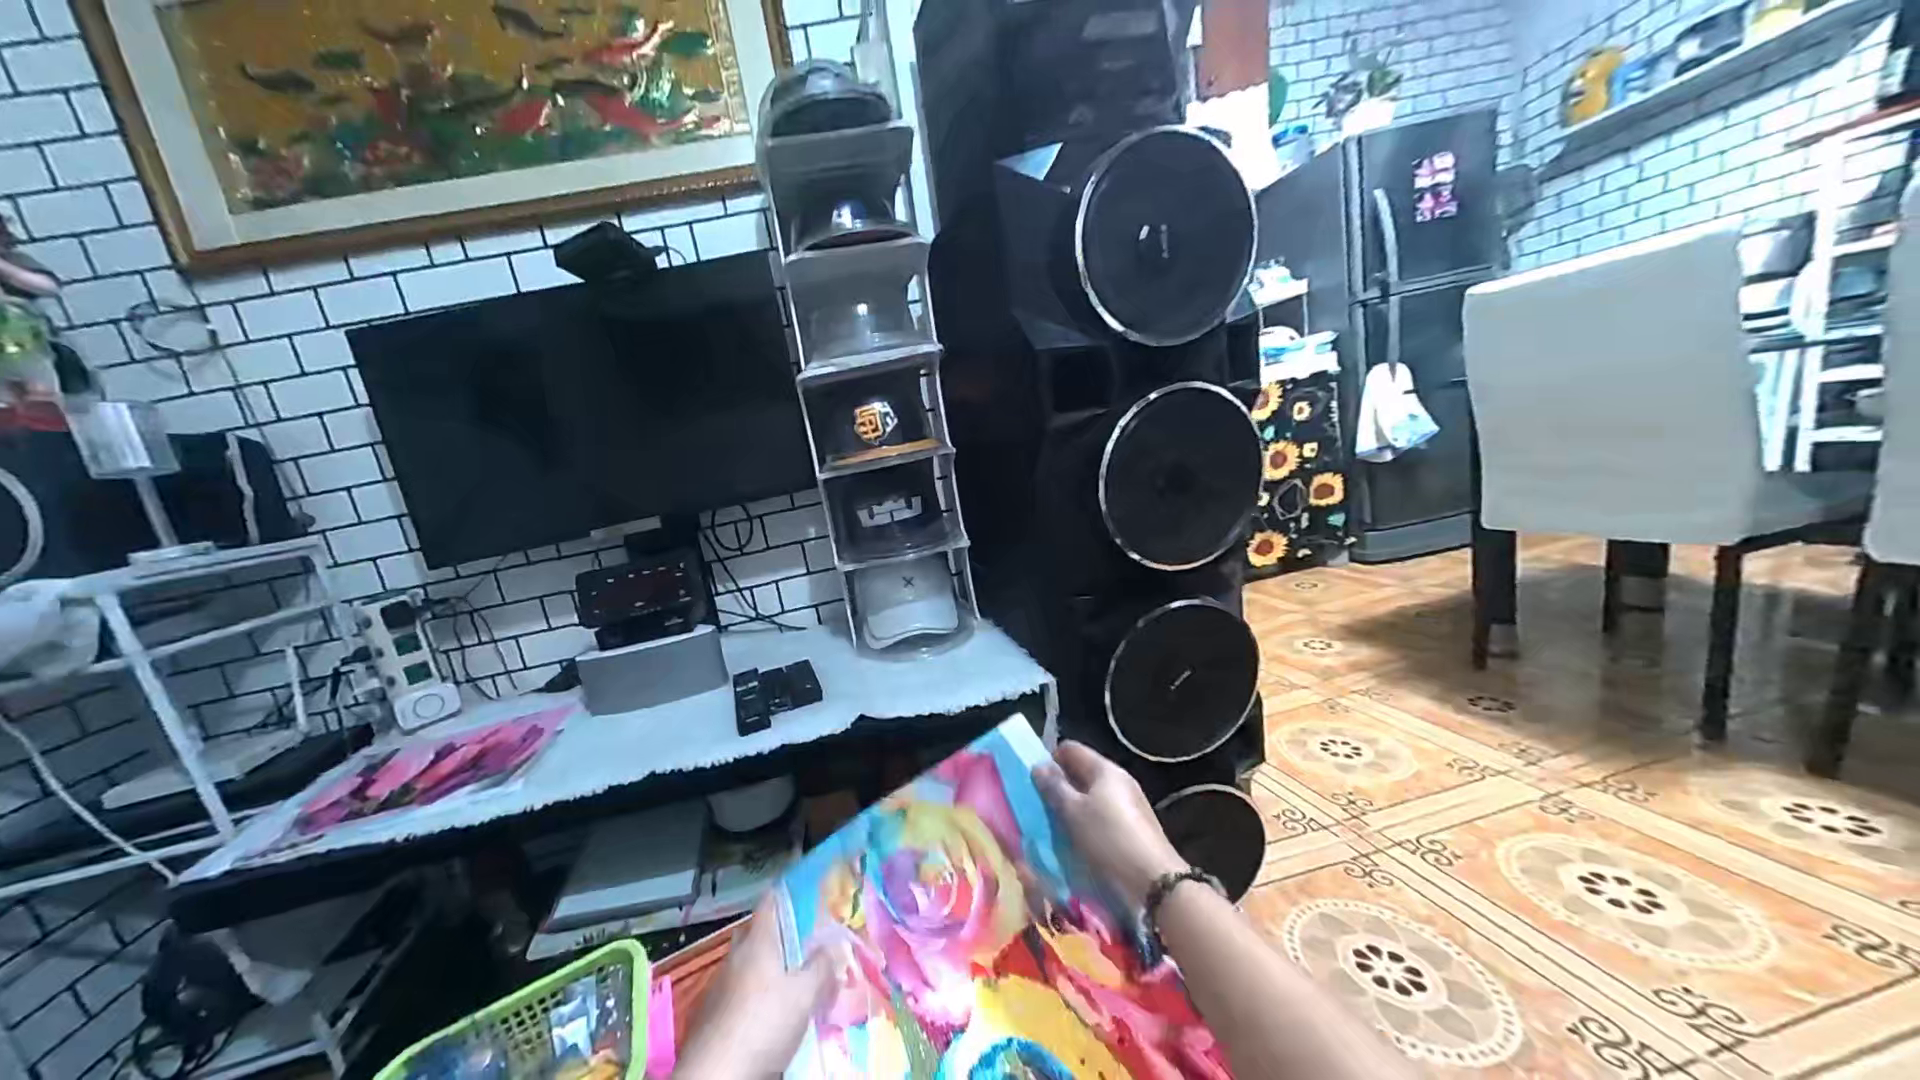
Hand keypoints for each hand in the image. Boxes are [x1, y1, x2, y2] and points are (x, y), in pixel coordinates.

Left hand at [673, 894, 831, 1077]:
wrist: (714, 1078)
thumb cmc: (763, 1024)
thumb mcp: (804, 995)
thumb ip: (822, 966)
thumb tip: (835, 943)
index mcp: (758, 942)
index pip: (771, 901)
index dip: (787, 890)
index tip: (804, 886)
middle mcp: (736, 956)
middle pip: (757, 932)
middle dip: (778, 932)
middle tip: (803, 940)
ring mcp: (719, 986)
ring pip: (747, 964)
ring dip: (767, 967)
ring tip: (792, 981)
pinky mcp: (711, 1014)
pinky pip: (738, 991)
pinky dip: (755, 993)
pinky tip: (769, 1012)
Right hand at [1033, 740, 1187, 909]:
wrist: (1155, 882)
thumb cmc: (1108, 839)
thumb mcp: (1073, 812)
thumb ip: (1054, 787)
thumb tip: (1038, 765)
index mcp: (1104, 768)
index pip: (1070, 749)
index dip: (1049, 760)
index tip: (1034, 783)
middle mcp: (1119, 779)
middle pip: (1081, 771)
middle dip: (1060, 786)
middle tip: (1041, 807)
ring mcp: (1129, 802)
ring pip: (1091, 795)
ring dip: (1073, 806)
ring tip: (1057, 827)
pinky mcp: (1134, 824)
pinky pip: (1102, 813)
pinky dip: (1088, 821)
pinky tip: (1080, 840)